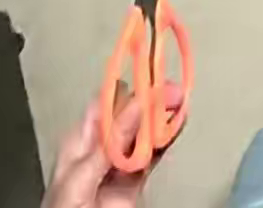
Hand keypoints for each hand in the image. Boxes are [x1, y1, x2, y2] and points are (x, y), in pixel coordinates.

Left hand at [42, 81, 184, 207]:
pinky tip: (180, 122)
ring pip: (145, 129)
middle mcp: (102, 146)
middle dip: (152, 100)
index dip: (128, 89)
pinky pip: (154, 152)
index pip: (105, 103)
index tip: (150, 81)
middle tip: (174, 92)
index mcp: (81, 140)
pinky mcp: (136, 180)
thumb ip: (110, 143)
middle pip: (130, 113)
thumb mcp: (81, 179)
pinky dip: (168, 137)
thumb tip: (140, 102)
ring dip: (164, 115)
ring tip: (181, 102)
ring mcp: (121, 162)